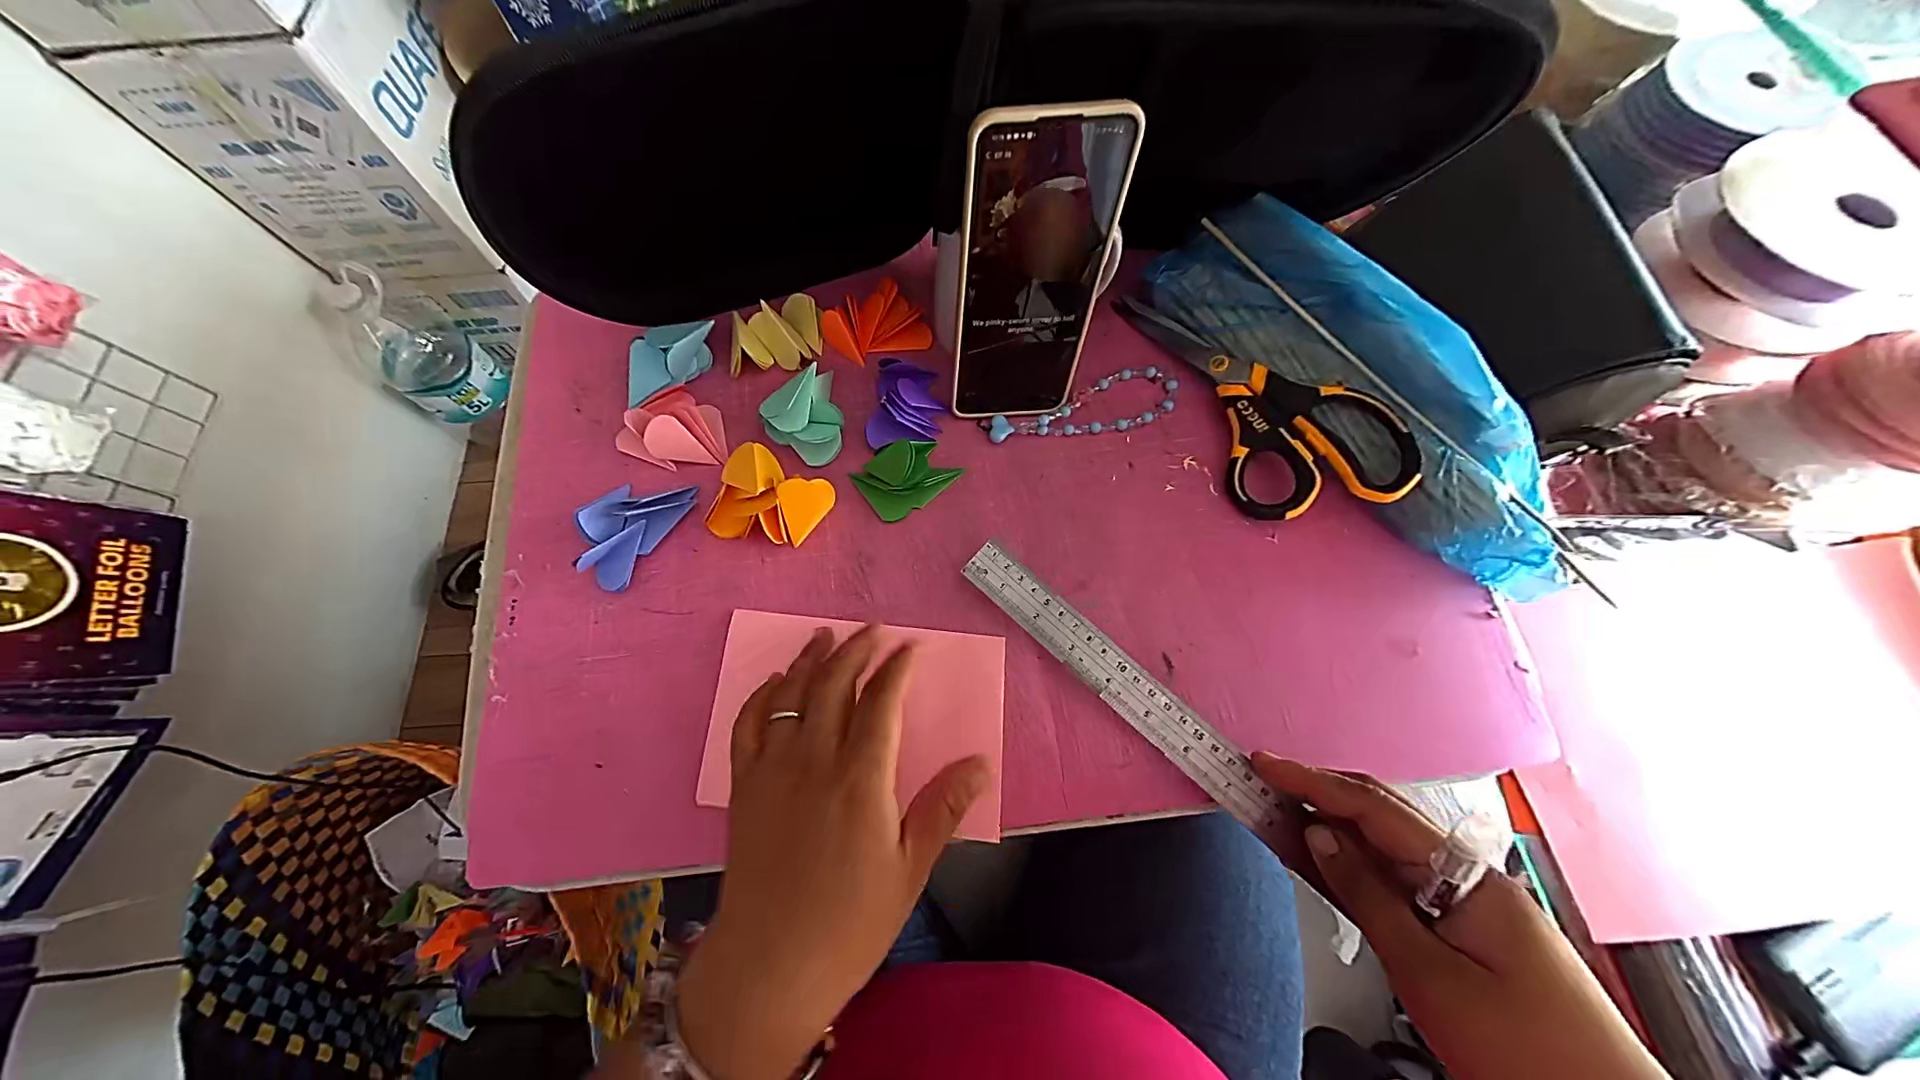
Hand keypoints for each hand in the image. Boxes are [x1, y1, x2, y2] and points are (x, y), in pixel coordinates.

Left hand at [674, 627, 993, 1079]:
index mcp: (861, 778)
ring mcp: (772, 769)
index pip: (882, 702)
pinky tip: (775, 681)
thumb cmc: (850, 922)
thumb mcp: (910, 869)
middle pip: (834, 684)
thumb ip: (944, 808)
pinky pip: (747, 724)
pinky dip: (762, 695)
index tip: (911, 647)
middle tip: (873, 630)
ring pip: (790, 694)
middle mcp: (814, 760)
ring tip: (826, 636)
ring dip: (810, 659)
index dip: (897, 668)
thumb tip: (980, 762)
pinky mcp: (743, 785)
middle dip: (856, 649)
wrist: (768, 966)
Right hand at [1251, 754, 1669, 1079]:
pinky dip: (1349, 865)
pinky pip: (1392, 881)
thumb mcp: (1431, 975)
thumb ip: (1368, 896)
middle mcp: (1464, 876)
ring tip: (1275, 814)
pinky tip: (1319, 858)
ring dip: (1327, 828)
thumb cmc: (1530, 1054)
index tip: (1263, 764)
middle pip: (1376, 816)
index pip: (1371, 806)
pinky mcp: (1459, 928)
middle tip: (1260, 784)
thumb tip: (1318, 835)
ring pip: (1380, 848)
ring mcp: (1463, 901)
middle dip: (1315, 794)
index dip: (1311, 780)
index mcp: (1464, 875)